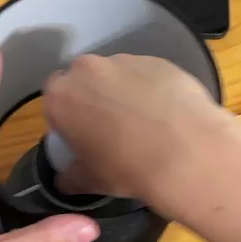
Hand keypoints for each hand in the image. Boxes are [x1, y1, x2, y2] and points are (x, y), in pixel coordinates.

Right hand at [41, 54, 240, 208]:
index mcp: (61, 96)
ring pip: (116, 74)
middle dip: (94, 97)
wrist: (186, 152)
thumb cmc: (128, 167)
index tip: (82, 133)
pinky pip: (147, 74)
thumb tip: (64, 180)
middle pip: (84, 80)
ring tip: (145, 121)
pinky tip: (167, 113)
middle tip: (111, 127)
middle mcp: (88, 69)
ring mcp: (125, 60)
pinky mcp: (158, 60)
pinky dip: (152, 89)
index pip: (54, 98)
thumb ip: (71, 177)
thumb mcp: (92, 181)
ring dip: (124, 91)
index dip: (68, 115)